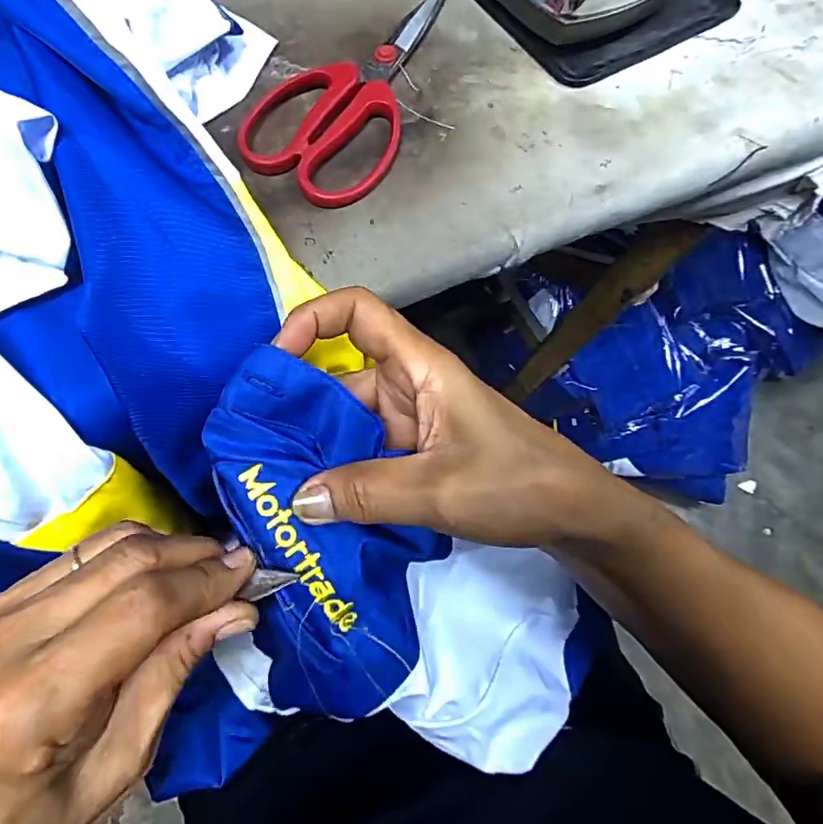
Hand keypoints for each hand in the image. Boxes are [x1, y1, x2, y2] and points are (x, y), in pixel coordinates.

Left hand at [0, 524, 258, 823]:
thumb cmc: (42, 819)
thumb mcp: (124, 762)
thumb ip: (174, 673)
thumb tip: (238, 610)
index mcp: (31, 704)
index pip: (140, 609)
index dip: (204, 582)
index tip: (251, 573)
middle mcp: (5, 644)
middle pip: (126, 563)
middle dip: (196, 556)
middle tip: (239, 567)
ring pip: (108, 545)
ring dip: (170, 547)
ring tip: (206, 570)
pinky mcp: (0, 604)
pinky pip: (86, 551)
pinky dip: (136, 551)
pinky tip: (162, 572)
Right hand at [274, 287, 660, 547]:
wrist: (573, 511)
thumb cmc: (516, 483)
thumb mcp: (438, 489)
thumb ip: (366, 492)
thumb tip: (294, 499)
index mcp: (421, 368)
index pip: (358, 312)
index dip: (310, 320)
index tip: (272, 364)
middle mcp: (412, 386)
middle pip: (340, 377)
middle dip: (295, 407)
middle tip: (248, 451)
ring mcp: (415, 422)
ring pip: (349, 422)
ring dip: (315, 450)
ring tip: (269, 489)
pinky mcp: (420, 455)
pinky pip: (367, 454)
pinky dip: (341, 475)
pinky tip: (314, 508)